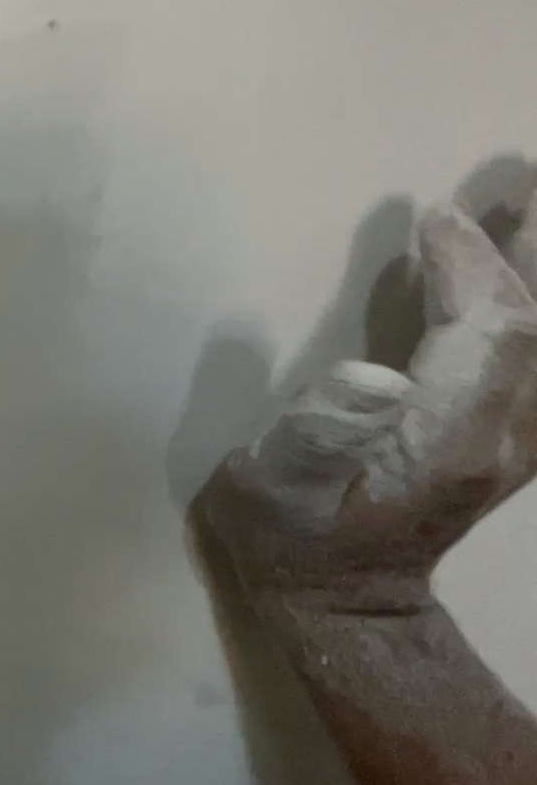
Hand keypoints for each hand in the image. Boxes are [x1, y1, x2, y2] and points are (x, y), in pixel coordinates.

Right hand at [195, 201, 536, 611]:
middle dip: (535, 255)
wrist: (339, 597)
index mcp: (453, 431)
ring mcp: (518, 438)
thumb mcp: (273, 484)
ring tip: (526, 222)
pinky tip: (511, 295)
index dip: (468, 269)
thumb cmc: (286, 534)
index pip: (485, 328)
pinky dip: (529, 314)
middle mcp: (510, 430)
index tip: (435, 216)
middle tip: (526, 187)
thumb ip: (318, 431)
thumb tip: (367, 372)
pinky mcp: (503, 440)